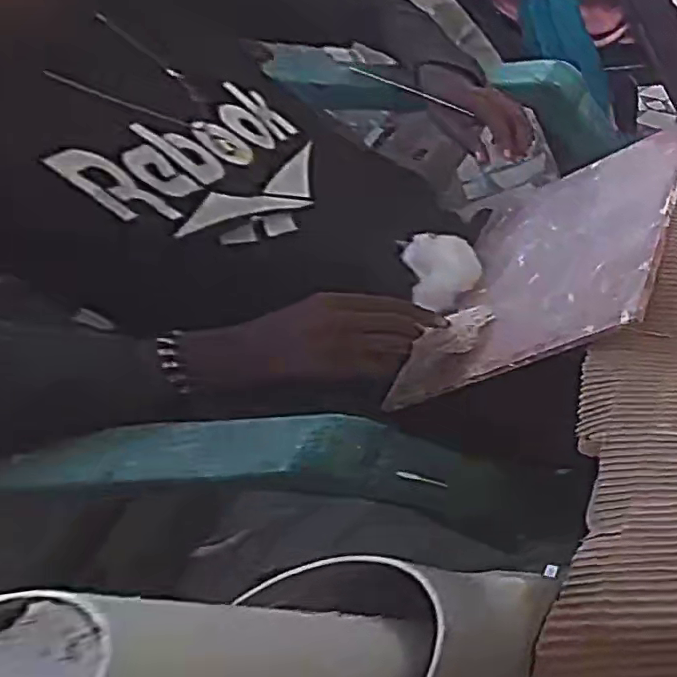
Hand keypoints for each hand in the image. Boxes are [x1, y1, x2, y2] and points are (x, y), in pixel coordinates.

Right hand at [177, 293, 442, 390]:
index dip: (420, 313)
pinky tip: (412, 376)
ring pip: (394, 343)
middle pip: (399, 322)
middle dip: (427, 332)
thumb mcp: (311, 315)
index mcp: (334, 300)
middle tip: (448, 341)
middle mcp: (341, 316)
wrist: (229, 358)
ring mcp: (339, 340)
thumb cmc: (268, 338)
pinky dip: (399, 370)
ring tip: (437, 358)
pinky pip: (380, 366)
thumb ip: (348, 316)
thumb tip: (390, 325)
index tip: (440, 322)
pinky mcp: (336, 364)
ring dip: (419, 352)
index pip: (391, 303)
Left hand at [415, 63, 535, 160]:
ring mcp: (501, 96)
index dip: (505, 138)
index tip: (507, 156)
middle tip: (519, 157)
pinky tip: (521, 143)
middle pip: (515, 117)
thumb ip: (467, 140)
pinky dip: (525, 131)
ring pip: (522, 116)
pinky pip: (522, 115)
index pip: (497, 118)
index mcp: (474, 99)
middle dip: (520, 139)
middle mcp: (492, 95)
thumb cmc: (445, 104)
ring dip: (526, 136)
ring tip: (523, 153)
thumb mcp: (448, 122)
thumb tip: (484, 159)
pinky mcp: (507, 100)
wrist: (444, 80)